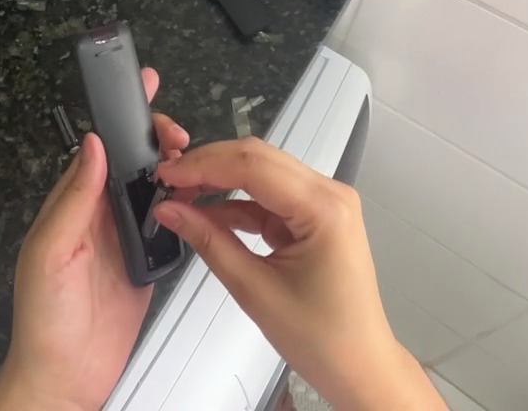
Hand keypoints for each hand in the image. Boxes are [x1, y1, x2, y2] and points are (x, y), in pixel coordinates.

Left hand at [0, 68, 189, 410]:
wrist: (66, 377)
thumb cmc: (44, 317)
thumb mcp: (51, 251)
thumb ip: (73, 198)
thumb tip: (92, 144)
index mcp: (73, 201)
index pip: (101, 144)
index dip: (121, 114)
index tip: (141, 86)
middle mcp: (99, 212)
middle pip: (132, 159)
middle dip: (156, 137)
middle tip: (178, 134)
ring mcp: (123, 234)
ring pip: (153, 186)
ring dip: (172, 167)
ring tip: (192, 158)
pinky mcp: (145, 259)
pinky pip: (166, 222)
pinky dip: (183, 205)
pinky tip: (197, 196)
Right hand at [152, 138, 447, 410]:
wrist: (363, 369)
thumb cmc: (319, 339)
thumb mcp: (255, 291)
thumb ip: (209, 242)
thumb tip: (167, 209)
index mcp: (323, 207)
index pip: (253, 165)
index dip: (204, 165)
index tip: (165, 175)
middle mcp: (329, 191)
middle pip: (257, 158)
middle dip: (209, 165)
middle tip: (167, 181)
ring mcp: (324, 199)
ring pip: (262, 169)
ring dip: (220, 178)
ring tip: (181, 193)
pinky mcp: (315, 211)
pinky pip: (269, 193)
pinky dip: (236, 200)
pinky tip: (206, 211)